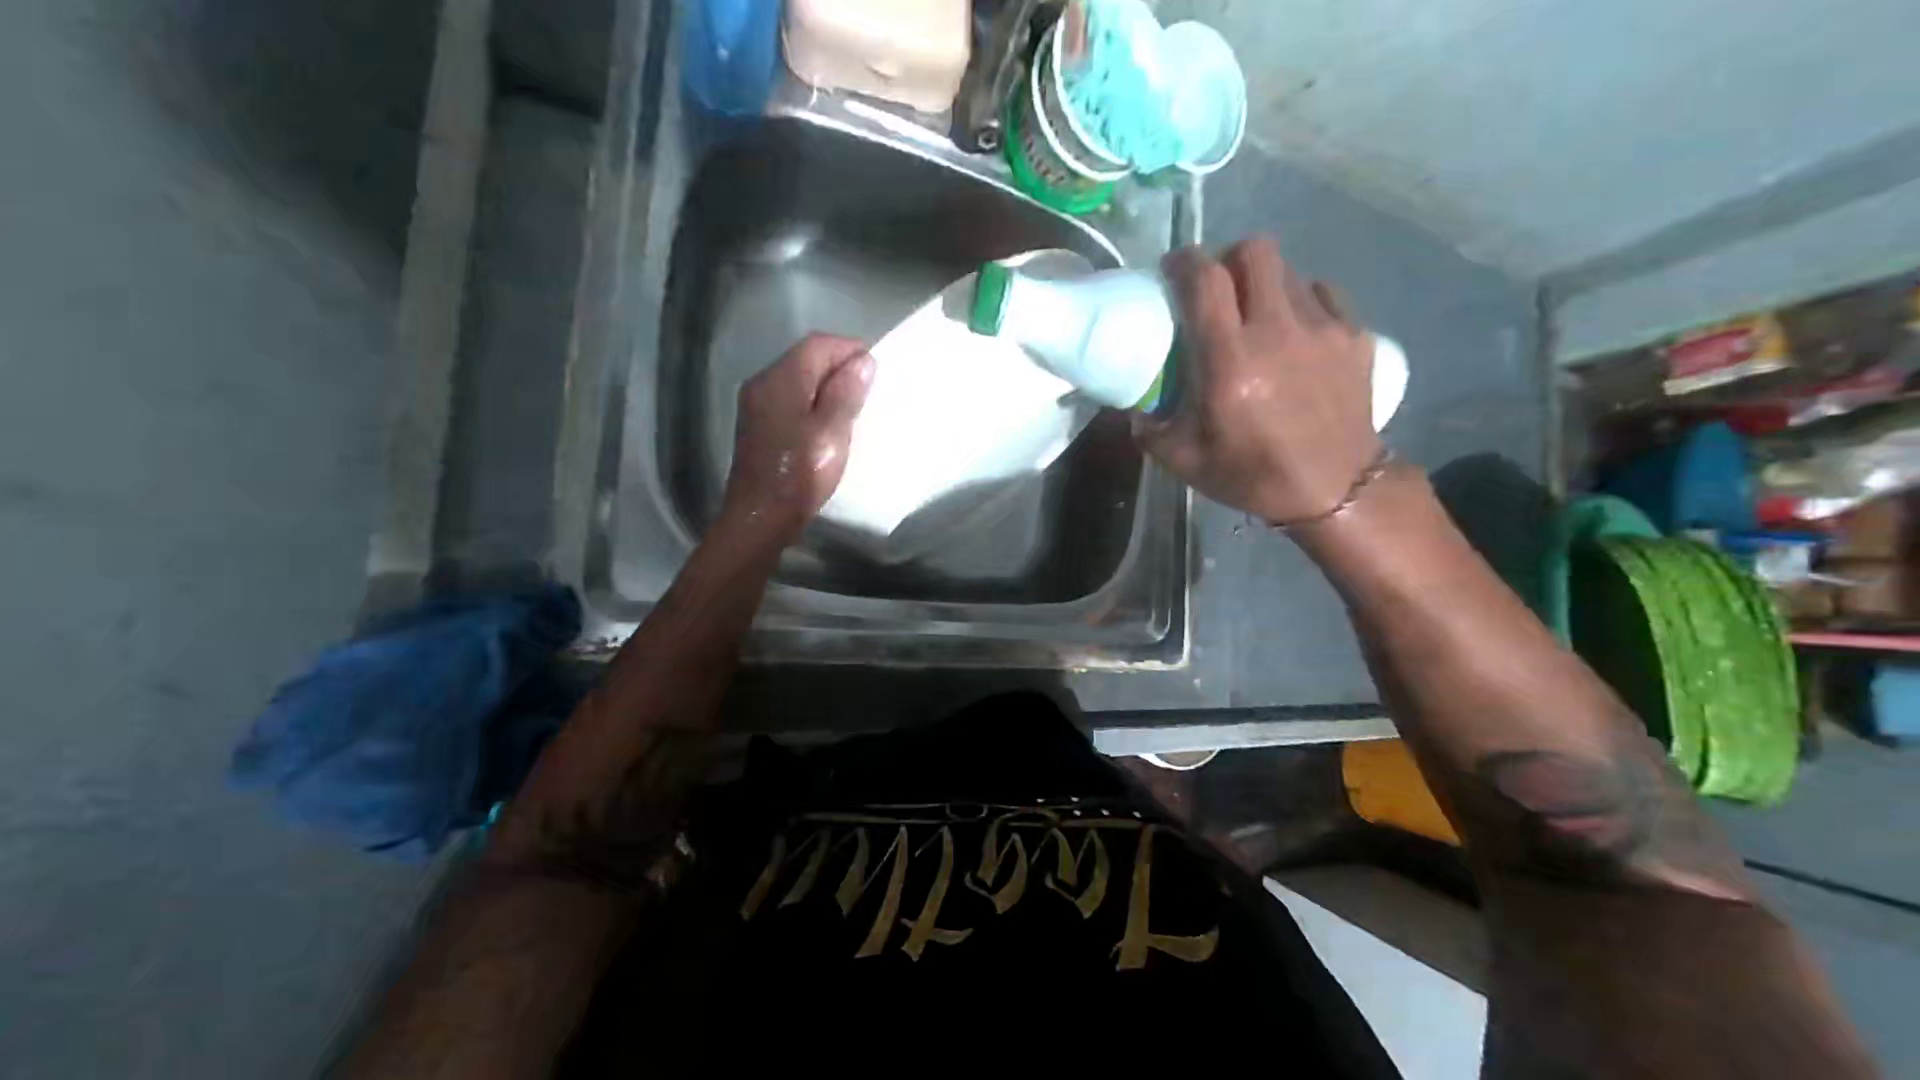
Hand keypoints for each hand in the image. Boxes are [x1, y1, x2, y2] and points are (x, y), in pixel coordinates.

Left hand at [720, 333, 874, 545]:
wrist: (760, 519)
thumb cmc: (800, 476)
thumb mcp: (832, 433)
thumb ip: (846, 394)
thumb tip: (862, 361)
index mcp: (781, 380)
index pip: (817, 345)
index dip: (849, 349)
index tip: (877, 368)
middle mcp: (763, 384)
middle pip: (805, 359)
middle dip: (839, 366)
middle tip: (869, 388)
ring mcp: (756, 405)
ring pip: (797, 380)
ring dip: (826, 386)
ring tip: (853, 407)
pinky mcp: (758, 426)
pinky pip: (790, 400)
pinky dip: (812, 402)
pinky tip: (828, 424)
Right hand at [1133, 234, 1381, 525]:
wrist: (1334, 490)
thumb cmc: (1251, 475)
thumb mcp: (1183, 460)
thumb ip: (1148, 427)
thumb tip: (1135, 404)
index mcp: (1230, 362)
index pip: (1205, 279)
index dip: (1183, 262)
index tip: (1171, 270)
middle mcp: (1278, 332)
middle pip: (1253, 251)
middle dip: (1226, 259)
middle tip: (1215, 288)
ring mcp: (1323, 329)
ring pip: (1288, 270)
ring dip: (1262, 282)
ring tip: (1253, 314)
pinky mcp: (1355, 335)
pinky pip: (1322, 293)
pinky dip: (1299, 301)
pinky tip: (1291, 331)